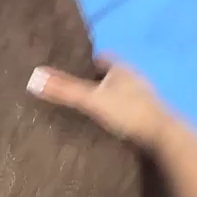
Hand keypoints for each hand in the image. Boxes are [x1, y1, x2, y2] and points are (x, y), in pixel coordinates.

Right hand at [27, 56, 177, 149]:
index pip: (100, 58)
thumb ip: (63, 90)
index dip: (84, 63)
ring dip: (105, 99)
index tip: (69, 72)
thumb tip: (33, 78)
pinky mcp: (147, 115)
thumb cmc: (127, 112)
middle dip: (93, 82)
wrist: (162, 137)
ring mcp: (143, 97)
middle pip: (108, 76)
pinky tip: (106, 125)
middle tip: (73, 93)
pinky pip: (126, 109)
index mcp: (121, 68)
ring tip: (85, 111)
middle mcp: (133, 77)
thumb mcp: (90, 101)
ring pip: (118, 93)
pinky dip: (115, 113)